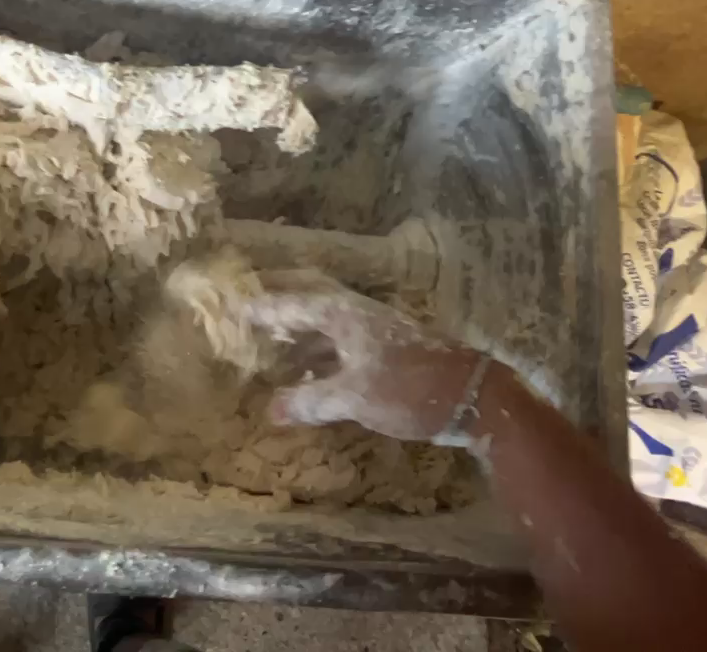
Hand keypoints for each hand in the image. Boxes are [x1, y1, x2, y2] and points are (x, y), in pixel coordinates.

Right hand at [243, 269, 494, 442]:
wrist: (474, 395)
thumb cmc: (410, 389)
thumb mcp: (354, 397)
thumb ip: (310, 401)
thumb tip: (269, 410)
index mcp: (341, 313)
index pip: (290, 302)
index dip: (261, 307)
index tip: (232, 306)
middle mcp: (353, 312)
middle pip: (307, 295)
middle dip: (278, 301)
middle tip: (250, 310)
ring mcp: (370, 327)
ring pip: (323, 317)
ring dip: (296, 326)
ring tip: (270, 341)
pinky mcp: (383, 346)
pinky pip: (336, 336)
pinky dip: (315, 346)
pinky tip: (307, 369)